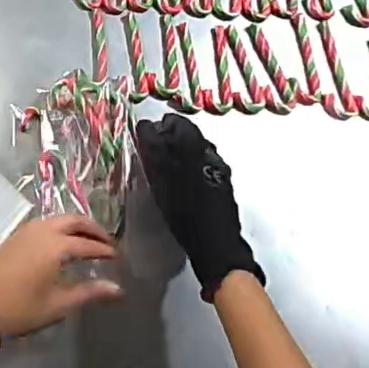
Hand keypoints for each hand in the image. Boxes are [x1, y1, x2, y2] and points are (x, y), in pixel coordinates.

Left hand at [0, 215, 121, 337]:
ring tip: (89, 238)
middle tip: (107, 241)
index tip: (117, 256)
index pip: (87, 243)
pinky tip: (64, 240)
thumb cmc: (21, 308)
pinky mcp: (17, 234)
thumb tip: (117, 289)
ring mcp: (27, 229)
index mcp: (56, 246)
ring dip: (76, 224)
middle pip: (74, 220)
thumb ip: (89, 292)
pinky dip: (61, 226)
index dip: (104, 249)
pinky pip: (46, 222)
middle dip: (93, 228)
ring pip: (58, 218)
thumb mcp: (58, 304)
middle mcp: (43, 230)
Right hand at [135, 115, 262, 301]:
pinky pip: (203, 165)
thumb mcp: (161, 179)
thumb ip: (153, 150)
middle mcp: (210, 152)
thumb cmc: (184, 213)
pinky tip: (183, 183)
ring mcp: (219, 168)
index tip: (145, 140)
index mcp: (193, 146)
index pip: (174, 121)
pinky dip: (191, 167)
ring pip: (196, 149)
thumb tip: (146, 128)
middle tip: (152, 155)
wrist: (216, 246)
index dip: (157, 128)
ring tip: (166, 170)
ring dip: (181, 154)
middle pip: (187, 133)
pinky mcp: (223, 183)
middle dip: (169, 139)